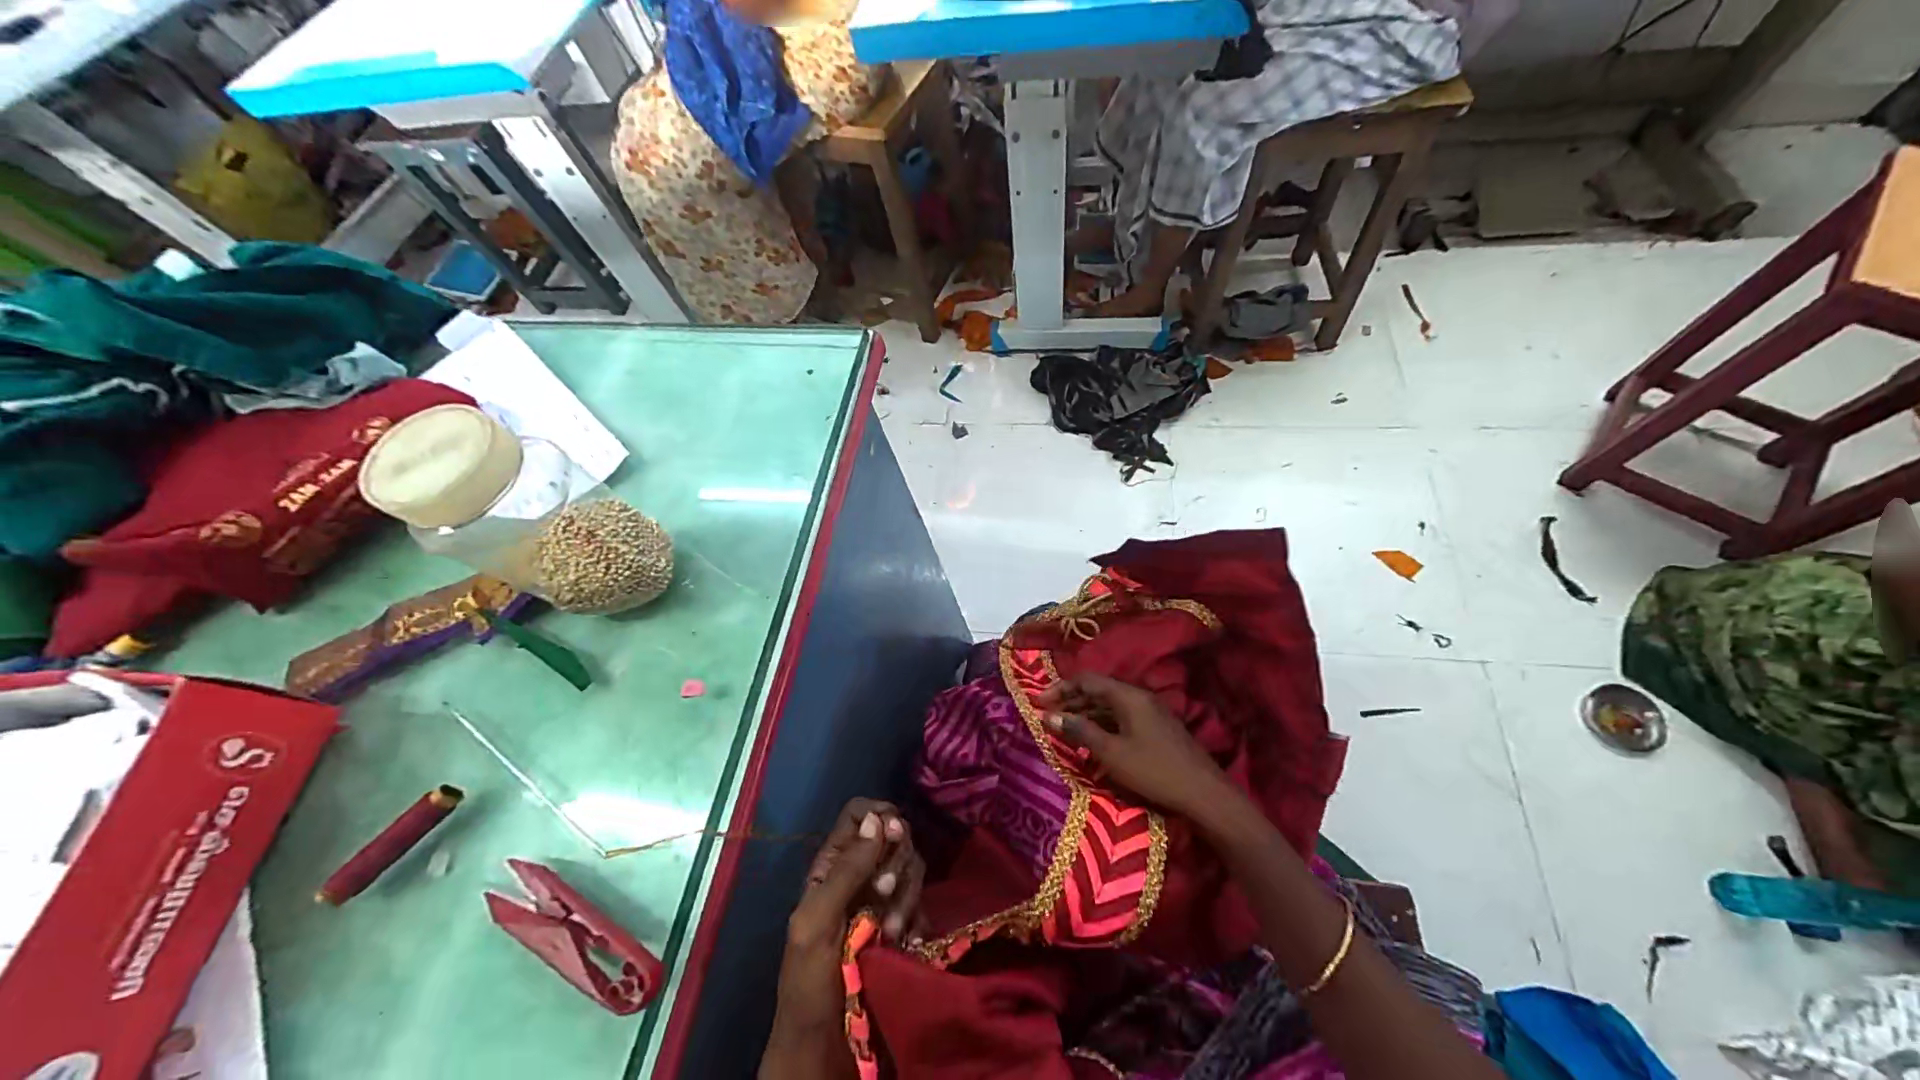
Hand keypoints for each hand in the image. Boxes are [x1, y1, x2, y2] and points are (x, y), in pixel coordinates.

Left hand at [763, 800, 924, 1079]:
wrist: (825, 1050)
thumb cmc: (809, 984)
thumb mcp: (816, 921)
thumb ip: (846, 869)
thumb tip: (877, 819)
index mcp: (830, 868)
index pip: (859, 815)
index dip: (879, 816)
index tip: (893, 835)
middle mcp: (860, 877)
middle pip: (894, 837)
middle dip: (896, 862)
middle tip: (884, 894)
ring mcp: (884, 902)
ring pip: (913, 868)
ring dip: (906, 897)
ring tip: (890, 933)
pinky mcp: (905, 927)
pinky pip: (924, 905)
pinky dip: (918, 920)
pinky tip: (906, 944)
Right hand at [1036, 672, 1232, 818]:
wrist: (1204, 795)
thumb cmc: (1154, 771)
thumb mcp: (1111, 753)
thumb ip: (1079, 730)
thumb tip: (1048, 715)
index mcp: (1128, 696)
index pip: (1087, 680)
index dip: (1060, 688)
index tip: (1038, 703)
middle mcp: (1140, 698)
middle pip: (1098, 691)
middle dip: (1071, 701)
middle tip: (1047, 717)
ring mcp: (1151, 714)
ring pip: (1110, 706)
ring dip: (1085, 715)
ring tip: (1064, 730)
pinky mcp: (1157, 730)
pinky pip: (1122, 719)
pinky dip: (1102, 725)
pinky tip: (1092, 743)